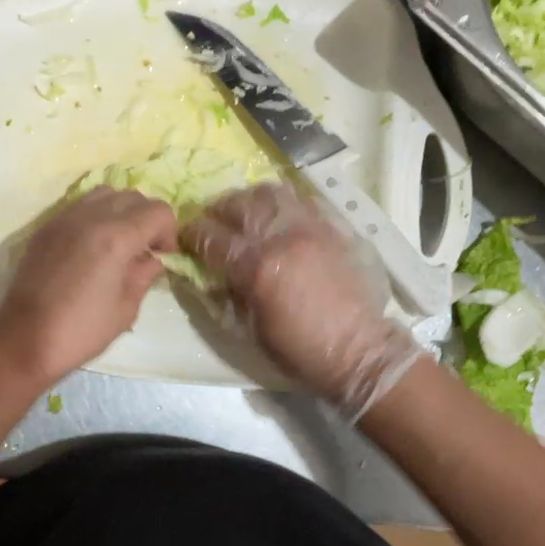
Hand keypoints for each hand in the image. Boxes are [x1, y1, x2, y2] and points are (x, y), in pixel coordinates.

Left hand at [0, 188, 178, 383]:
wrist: (25, 338)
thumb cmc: (81, 330)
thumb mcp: (125, 308)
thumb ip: (144, 275)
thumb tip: (152, 259)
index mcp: (117, 237)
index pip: (158, 211)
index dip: (168, 232)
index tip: (162, 256)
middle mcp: (91, 217)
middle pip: (133, 196)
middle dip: (147, 219)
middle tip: (143, 249)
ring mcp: (65, 218)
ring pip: (105, 194)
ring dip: (120, 211)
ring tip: (118, 242)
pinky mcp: (46, 227)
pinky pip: (79, 206)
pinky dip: (95, 216)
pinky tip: (91, 246)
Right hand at [182, 183, 420, 418]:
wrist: (358, 351)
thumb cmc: (299, 351)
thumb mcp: (250, 329)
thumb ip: (227, 294)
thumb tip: (210, 272)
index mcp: (257, 268)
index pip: (212, 238)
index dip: (192, 235)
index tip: (186, 237)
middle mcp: (282, 238)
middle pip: (239, 204)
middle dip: (218, 211)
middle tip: (214, 222)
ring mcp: (312, 228)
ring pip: (271, 193)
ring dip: (250, 201)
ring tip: (246, 214)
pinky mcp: (335, 228)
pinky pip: (303, 201)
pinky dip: (284, 205)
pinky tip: (280, 219)